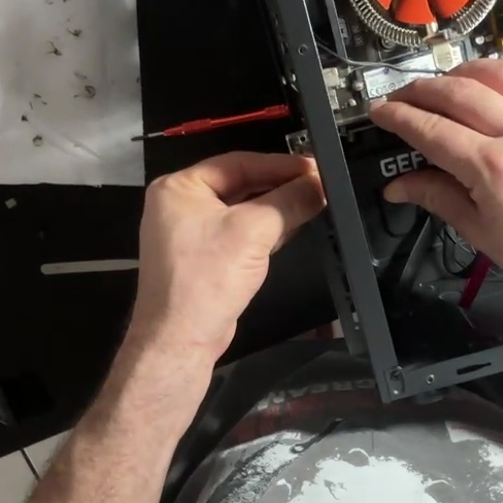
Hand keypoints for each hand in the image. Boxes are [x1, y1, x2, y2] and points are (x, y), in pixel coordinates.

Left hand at [129, 152, 326, 358]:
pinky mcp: (208, 258)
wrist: (182, 340)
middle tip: (320, 184)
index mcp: (180, 187)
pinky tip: (296, 225)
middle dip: (282, 186)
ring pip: (245, 209)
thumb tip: (321, 184)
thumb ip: (290, 202)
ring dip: (278, 207)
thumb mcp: (253, 232)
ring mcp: (194, 233)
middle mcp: (183, 205)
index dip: (281, 164)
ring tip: (315, 201)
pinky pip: (243, 233)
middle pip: (242, 184)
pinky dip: (269, 229)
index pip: (239, 162)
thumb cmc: (207, 279)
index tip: (315, 167)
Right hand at [370, 60, 502, 320]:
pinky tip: (492, 90)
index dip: (398, 117)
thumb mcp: (481, 232)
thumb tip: (400, 186)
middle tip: (402, 98)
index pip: (432, 129)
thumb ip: (436, 198)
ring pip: (498, 72)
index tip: (381, 112)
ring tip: (443, 84)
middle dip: (422, 90)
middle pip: (459, 91)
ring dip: (463, 72)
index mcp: (495, 169)